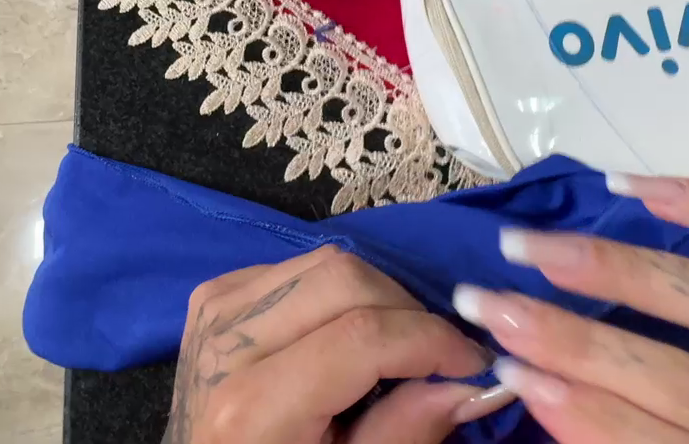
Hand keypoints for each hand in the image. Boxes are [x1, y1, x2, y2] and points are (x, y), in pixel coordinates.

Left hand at [163, 244, 513, 443]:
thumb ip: (403, 431)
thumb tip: (470, 383)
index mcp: (252, 405)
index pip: (360, 336)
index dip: (430, 340)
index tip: (474, 361)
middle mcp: (228, 337)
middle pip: (344, 279)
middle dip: (407, 309)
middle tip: (439, 352)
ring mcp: (215, 305)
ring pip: (324, 260)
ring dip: (377, 294)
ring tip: (398, 342)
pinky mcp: (214, 291)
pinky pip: (295, 266)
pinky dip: (336, 291)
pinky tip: (345, 330)